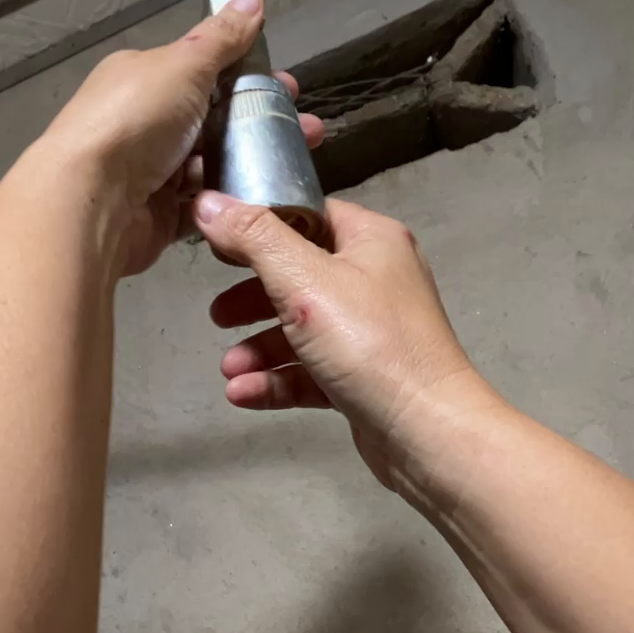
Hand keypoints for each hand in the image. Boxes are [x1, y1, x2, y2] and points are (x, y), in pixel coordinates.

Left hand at [33, 0, 323, 276]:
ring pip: (212, 166)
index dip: (249, 77)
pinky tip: (263, 200)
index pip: (204, 72)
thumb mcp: (183, 66)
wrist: (92, 202)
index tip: (288, 88)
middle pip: (213, 122)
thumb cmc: (134, 122)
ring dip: (253, 166)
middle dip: (261, 125)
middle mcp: (146, 125)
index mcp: (145, 79)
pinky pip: (204, 206)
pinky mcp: (161, 217)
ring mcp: (153, 174)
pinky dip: (229, 203)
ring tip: (295, 168)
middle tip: (304, 133)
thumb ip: (221, 39)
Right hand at [194, 194, 491, 487]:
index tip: (220, 247)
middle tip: (218, 317)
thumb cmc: (371, 344)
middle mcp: (374, 282)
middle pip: (298, 279)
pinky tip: (243, 394)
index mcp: (371, 242)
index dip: (261, 229)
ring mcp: (370, 334)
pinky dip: (276, 380)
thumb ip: (253, 239)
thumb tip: (208, 203)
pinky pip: (310, 372)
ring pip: (301, 332)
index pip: (308, 218)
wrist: (425, 429)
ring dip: (259, 349)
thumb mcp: (304, 280)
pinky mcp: (362, 379)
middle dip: (252, 302)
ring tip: (230, 370)